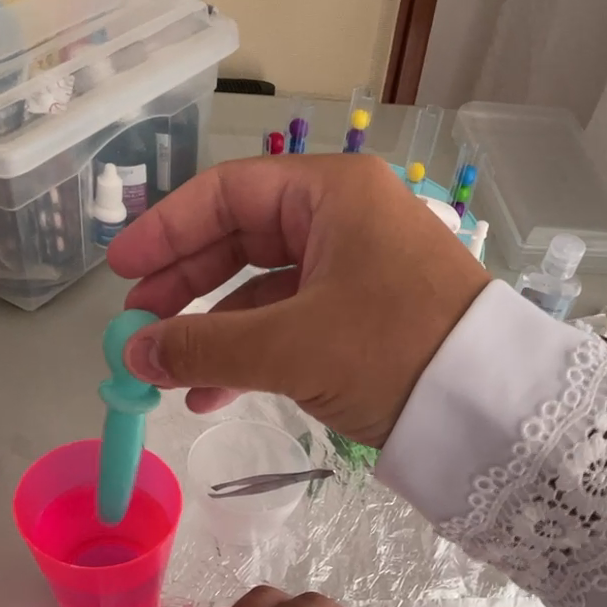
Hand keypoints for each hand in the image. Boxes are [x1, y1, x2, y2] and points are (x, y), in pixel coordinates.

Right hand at [106, 155, 490, 447]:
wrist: (486, 412)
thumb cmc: (391, 351)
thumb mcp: (291, 347)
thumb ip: (203, 347)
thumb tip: (131, 354)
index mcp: (331, 196)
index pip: (227, 195)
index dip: (166, 230)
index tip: (120, 270)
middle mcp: (342, 223)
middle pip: (240, 241)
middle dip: (183, 286)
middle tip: (136, 323)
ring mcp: (353, 273)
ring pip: (260, 293)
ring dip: (211, 334)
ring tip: (164, 372)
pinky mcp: (360, 321)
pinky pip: (288, 328)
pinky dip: (248, 358)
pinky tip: (209, 396)